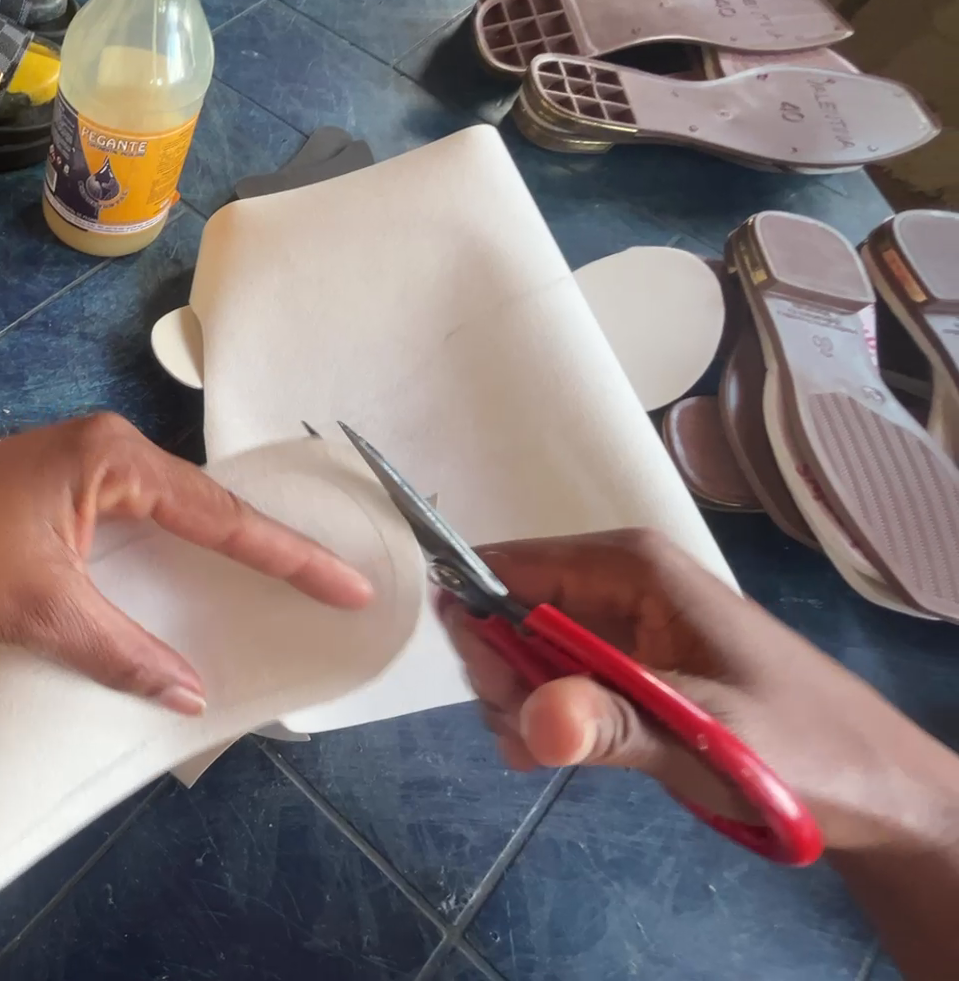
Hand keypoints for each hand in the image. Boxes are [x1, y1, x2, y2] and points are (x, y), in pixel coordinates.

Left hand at [0, 414, 374, 714]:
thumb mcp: (45, 612)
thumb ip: (124, 652)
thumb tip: (188, 692)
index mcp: (108, 457)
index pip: (218, 512)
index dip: (287, 554)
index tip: (346, 582)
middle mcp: (98, 446)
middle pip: (198, 503)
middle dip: (256, 543)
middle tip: (321, 583)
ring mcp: (72, 463)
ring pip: (164, 509)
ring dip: (208, 544)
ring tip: (268, 580)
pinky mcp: (51, 487)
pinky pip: (129, 516)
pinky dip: (162, 546)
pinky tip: (181, 573)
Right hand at [440, 528, 958, 851]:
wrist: (887, 798)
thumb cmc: (806, 751)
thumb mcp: (707, 737)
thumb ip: (614, 723)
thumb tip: (529, 720)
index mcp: (624, 565)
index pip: (498, 566)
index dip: (476, 621)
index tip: (494, 687)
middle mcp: (607, 577)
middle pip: (497, 605)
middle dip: (496, 669)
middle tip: (523, 728)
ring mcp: (609, 614)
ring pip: (511, 640)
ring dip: (510, 696)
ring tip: (540, 747)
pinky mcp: (613, 653)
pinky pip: (540, 665)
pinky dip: (531, 707)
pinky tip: (547, 746)